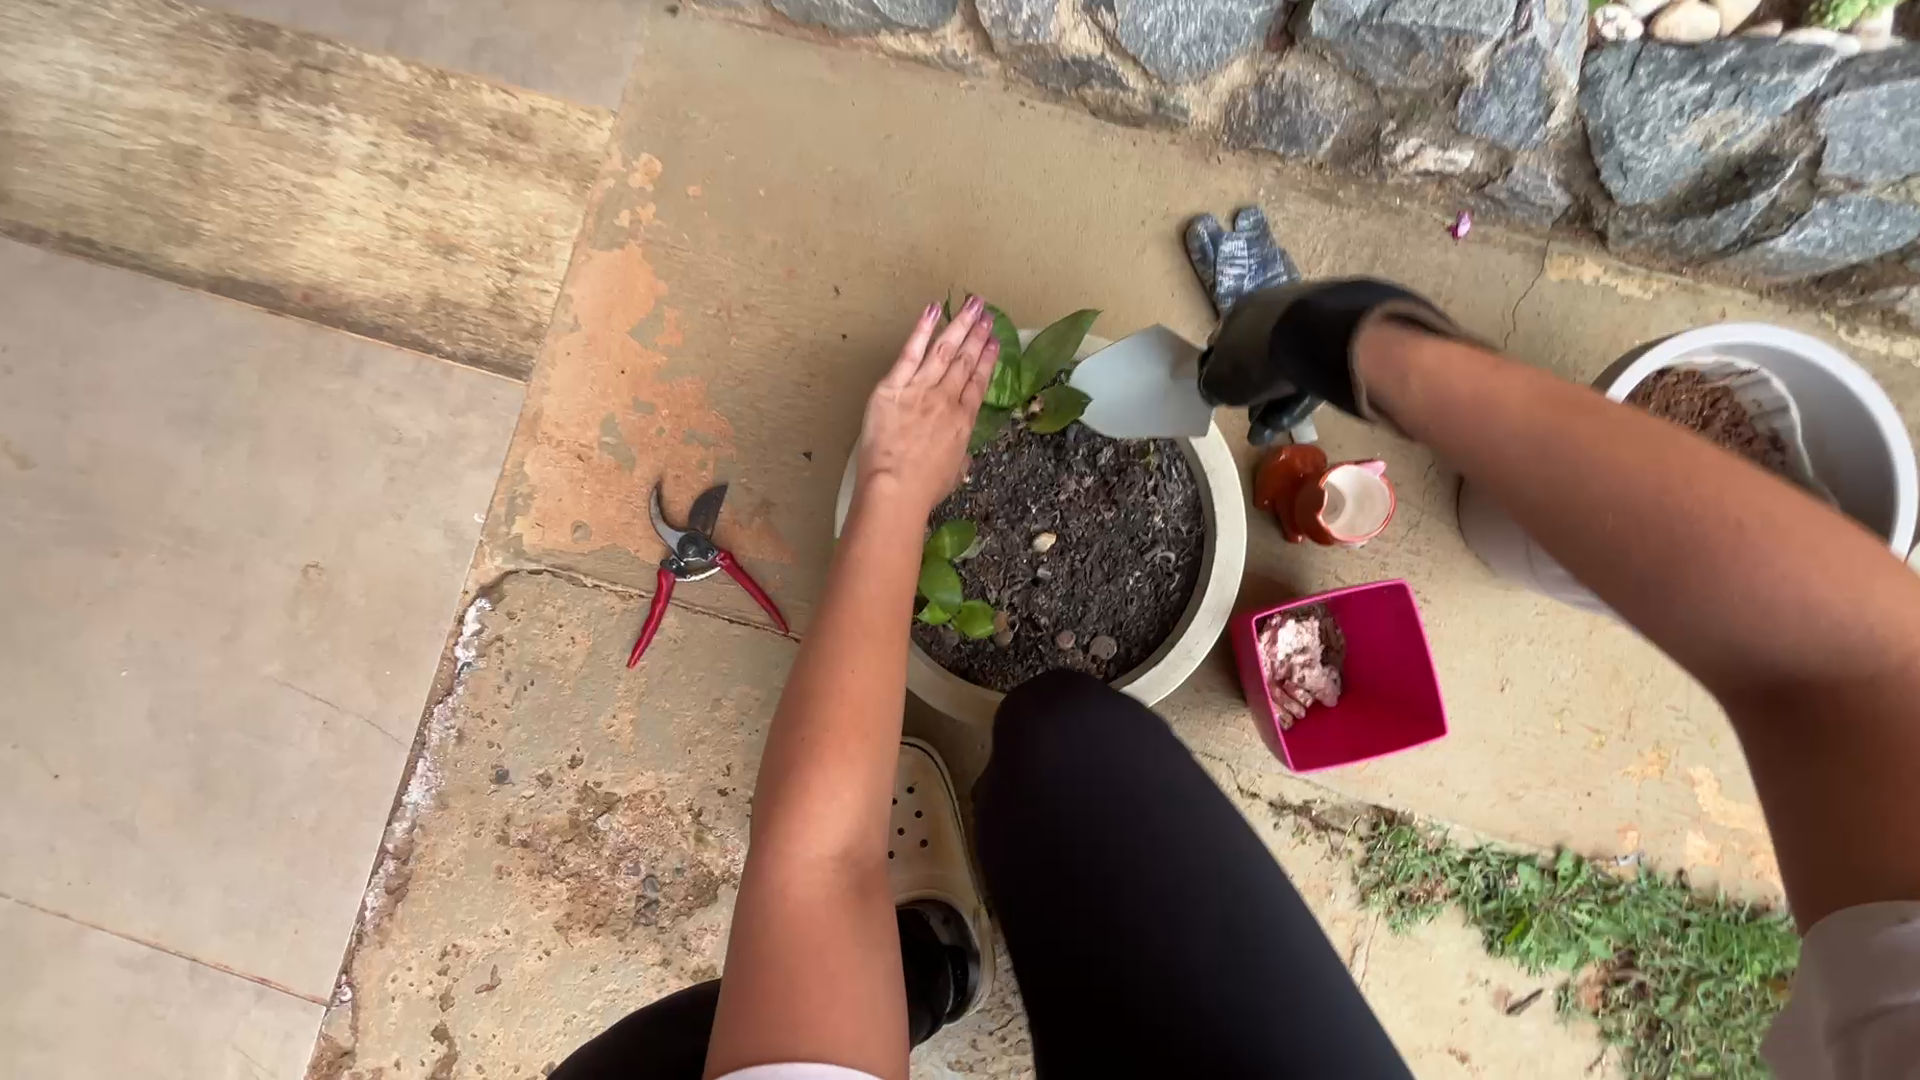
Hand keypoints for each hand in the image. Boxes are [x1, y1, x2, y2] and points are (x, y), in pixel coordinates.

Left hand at [855, 296, 997, 519]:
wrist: (896, 488)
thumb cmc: (924, 489)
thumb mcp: (953, 474)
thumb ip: (959, 458)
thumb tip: (960, 458)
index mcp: (963, 422)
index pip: (978, 383)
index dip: (987, 360)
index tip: (994, 342)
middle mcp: (945, 400)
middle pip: (965, 361)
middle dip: (977, 335)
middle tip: (986, 314)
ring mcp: (920, 390)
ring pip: (944, 350)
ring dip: (960, 325)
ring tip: (972, 305)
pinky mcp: (893, 387)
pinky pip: (910, 352)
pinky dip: (922, 329)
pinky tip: (933, 309)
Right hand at [1197, 278, 1472, 443]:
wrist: (1320, 336)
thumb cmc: (1257, 356)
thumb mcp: (1219, 380)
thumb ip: (1210, 385)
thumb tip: (1211, 390)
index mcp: (1237, 311)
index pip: (1222, 344)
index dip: (1220, 373)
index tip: (1225, 397)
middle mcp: (1270, 307)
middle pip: (1256, 356)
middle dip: (1252, 391)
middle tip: (1251, 419)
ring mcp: (1306, 316)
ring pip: (1284, 365)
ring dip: (1274, 399)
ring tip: (1271, 430)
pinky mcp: (1336, 331)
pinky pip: (1311, 367)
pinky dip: (1300, 393)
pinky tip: (1296, 417)